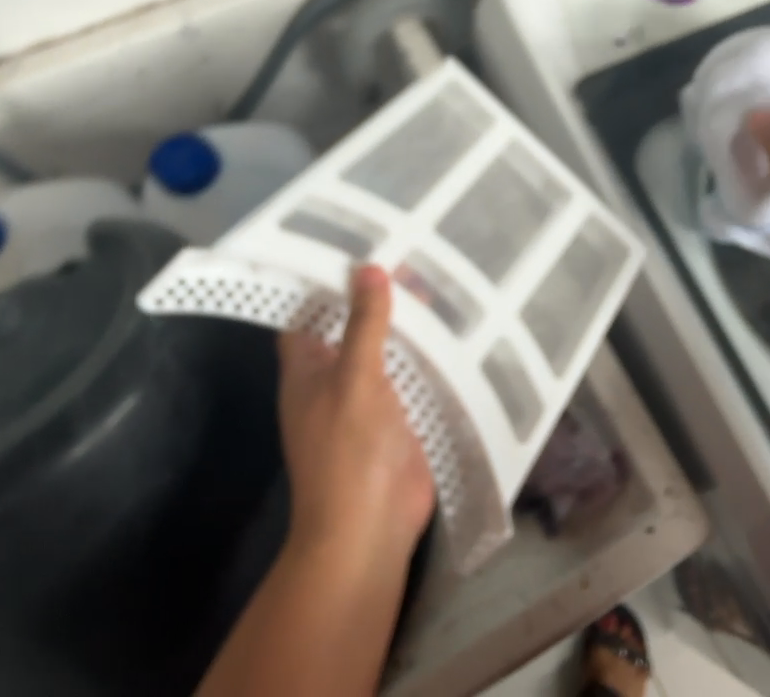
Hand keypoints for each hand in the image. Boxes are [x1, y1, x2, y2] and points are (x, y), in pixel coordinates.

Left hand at [277, 266, 434, 566]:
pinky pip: (416, 376)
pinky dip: (433, 355)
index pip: (309, 312)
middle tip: (416, 253)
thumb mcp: (353, 379)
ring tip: (445, 279)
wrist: (370, 528)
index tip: (354, 242)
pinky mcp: (403, 417)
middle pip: (355, 326)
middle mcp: (336, 379)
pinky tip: (461, 329)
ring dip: (411, 324)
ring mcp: (371, 399)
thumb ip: (363, 325)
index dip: (326, 279)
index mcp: (308, 369)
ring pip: (389, 350)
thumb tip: (368, 269)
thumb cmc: (347, 451)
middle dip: (379, 296)